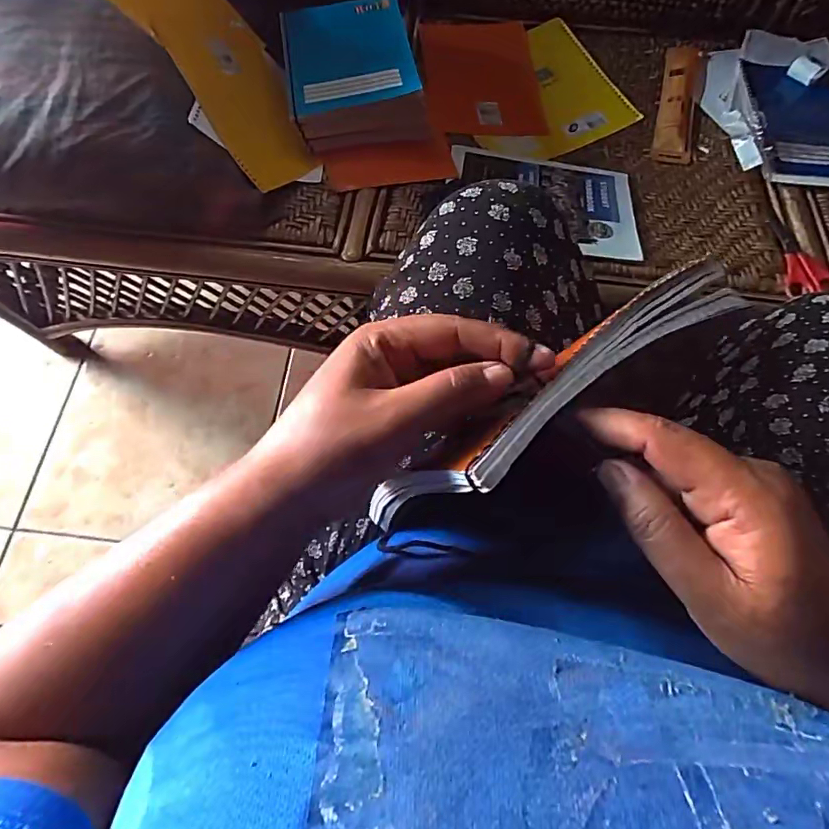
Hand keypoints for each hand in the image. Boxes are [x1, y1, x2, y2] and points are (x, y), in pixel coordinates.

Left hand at [249, 315, 556, 515]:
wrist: (284, 498)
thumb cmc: (331, 449)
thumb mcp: (393, 419)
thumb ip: (450, 391)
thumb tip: (505, 372)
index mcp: (385, 340)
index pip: (453, 330)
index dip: (499, 343)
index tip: (540, 360)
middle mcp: (393, 355)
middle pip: (457, 351)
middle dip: (498, 362)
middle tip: (544, 378)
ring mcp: (396, 384)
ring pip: (453, 377)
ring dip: (487, 386)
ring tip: (528, 397)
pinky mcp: (399, 413)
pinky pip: (443, 403)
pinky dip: (469, 409)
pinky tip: (494, 417)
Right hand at [578, 407, 828, 706]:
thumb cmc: (782, 639)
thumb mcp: (709, 598)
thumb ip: (658, 531)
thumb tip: (611, 470)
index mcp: (747, 495)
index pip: (670, 441)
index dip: (617, 423)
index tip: (570, 416)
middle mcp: (757, 470)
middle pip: (677, 443)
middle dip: (622, 436)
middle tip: (568, 437)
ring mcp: (763, 477)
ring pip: (688, 455)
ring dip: (641, 455)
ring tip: (590, 455)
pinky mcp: (761, 490)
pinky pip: (702, 471)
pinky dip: (666, 474)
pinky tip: (640, 485)